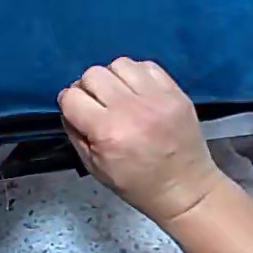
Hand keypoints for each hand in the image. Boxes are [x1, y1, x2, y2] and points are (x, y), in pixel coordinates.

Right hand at [59, 58, 230, 224]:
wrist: (184, 188)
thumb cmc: (135, 184)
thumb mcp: (93, 167)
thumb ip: (75, 134)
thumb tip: (69, 109)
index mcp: (107, 132)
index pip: (71, 97)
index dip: (68, 104)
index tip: (76, 113)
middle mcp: (131, 109)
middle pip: (93, 74)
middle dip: (88, 88)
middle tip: (97, 105)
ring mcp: (156, 98)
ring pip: (119, 64)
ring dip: (112, 78)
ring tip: (119, 96)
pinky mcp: (175, 92)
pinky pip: (147, 65)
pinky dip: (136, 75)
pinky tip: (138, 92)